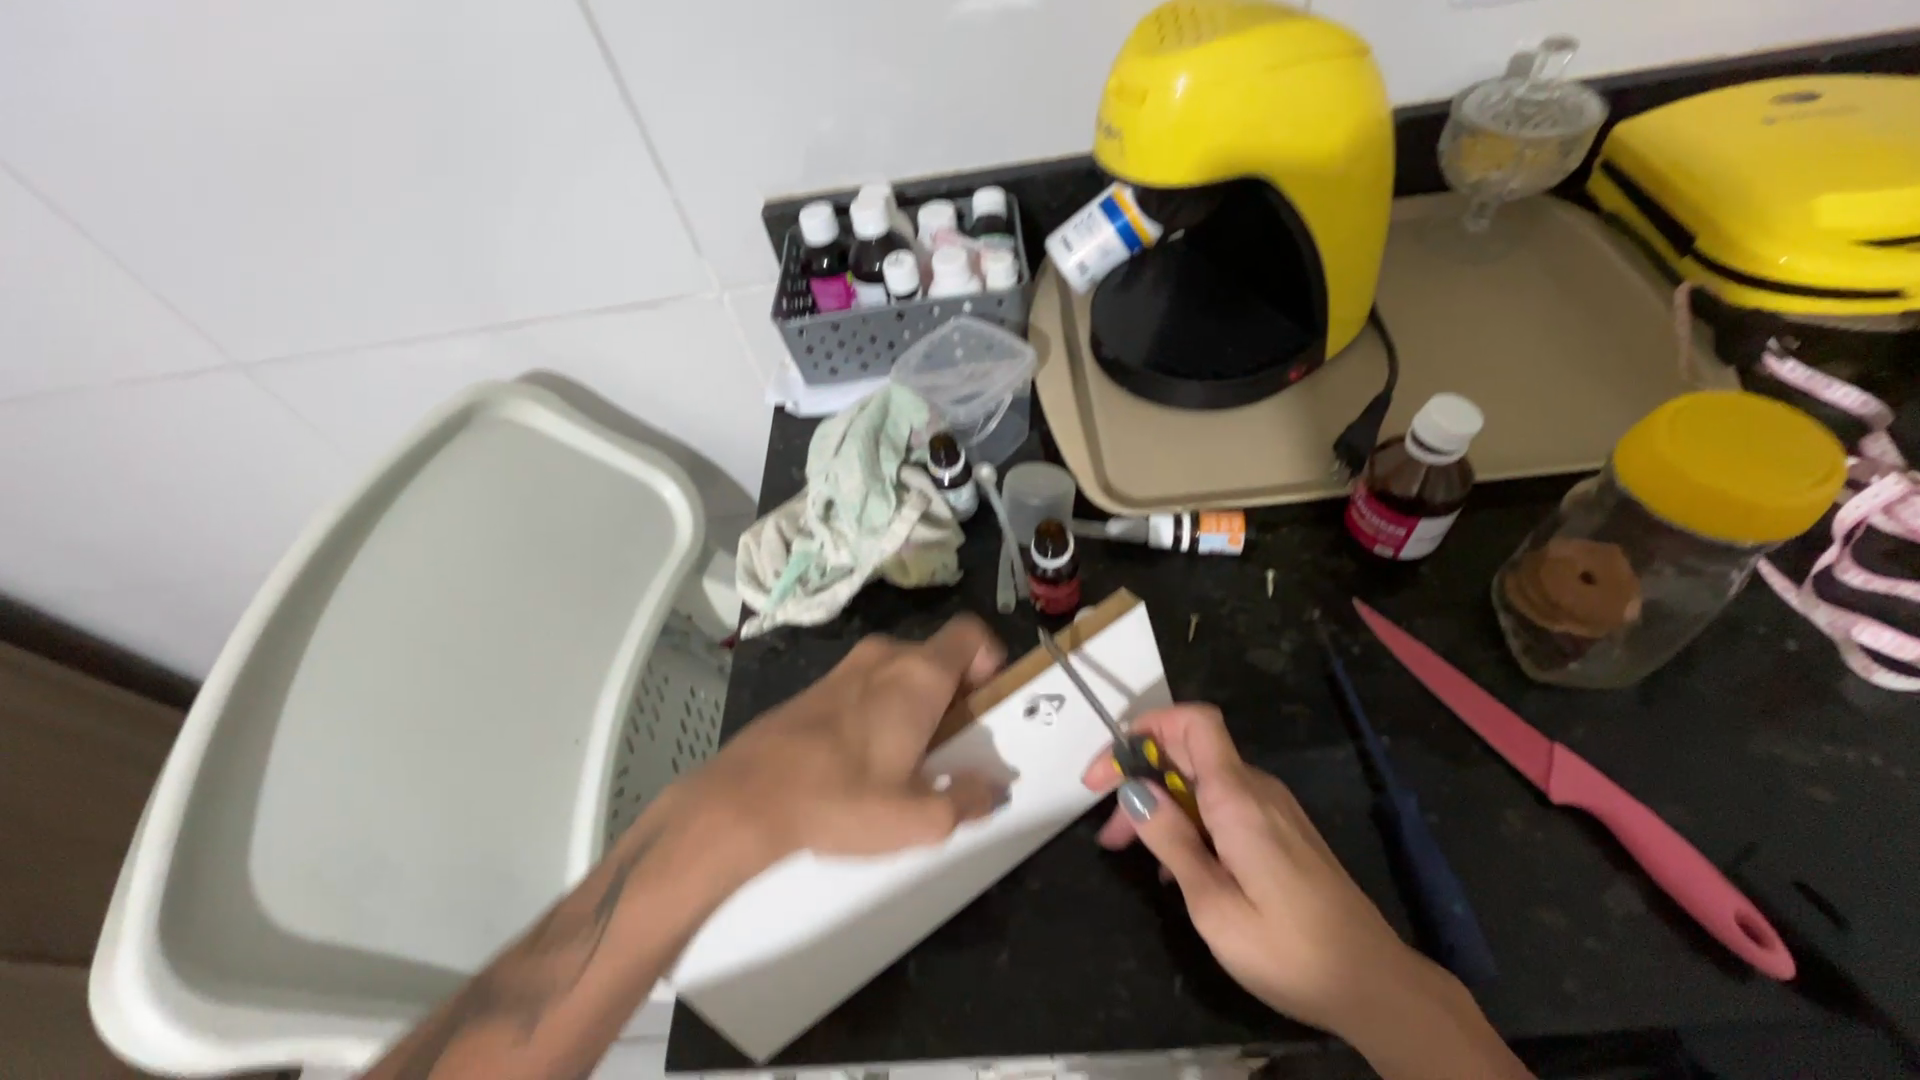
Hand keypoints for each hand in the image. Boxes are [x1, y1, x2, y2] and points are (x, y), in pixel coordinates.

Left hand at [680, 615, 1007, 867]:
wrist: (744, 800)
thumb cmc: (840, 801)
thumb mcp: (918, 819)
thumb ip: (967, 800)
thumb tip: (992, 789)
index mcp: (917, 675)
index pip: (971, 633)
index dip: (991, 662)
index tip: (985, 708)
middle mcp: (884, 658)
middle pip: (939, 657)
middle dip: (956, 696)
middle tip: (951, 749)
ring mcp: (844, 669)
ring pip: (901, 673)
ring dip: (918, 705)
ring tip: (908, 763)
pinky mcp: (815, 688)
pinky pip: (868, 686)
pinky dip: (882, 710)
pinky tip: (863, 762)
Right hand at [1080, 704, 1425, 1037]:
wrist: (1374, 985)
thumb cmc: (1288, 949)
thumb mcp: (1213, 903)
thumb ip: (1171, 841)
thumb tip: (1133, 791)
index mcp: (1238, 798)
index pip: (1193, 722)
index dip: (1144, 730)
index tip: (1107, 774)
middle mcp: (1257, 791)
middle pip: (1190, 752)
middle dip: (1141, 777)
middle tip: (1112, 832)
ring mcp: (1273, 811)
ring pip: (1203, 783)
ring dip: (1163, 804)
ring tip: (1135, 852)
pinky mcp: (1282, 833)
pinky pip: (1225, 807)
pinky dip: (1191, 822)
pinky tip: (1179, 868)